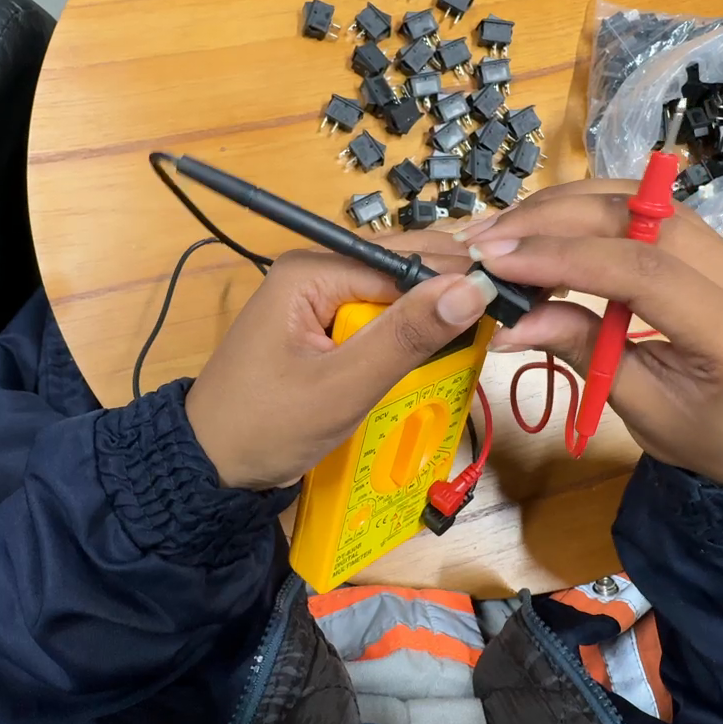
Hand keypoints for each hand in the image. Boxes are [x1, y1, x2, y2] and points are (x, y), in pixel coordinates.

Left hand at [187, 232, 497, 490]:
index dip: (454, 277)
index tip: (510, 297)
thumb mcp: (343, 385)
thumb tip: (473, 287)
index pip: (401, 258)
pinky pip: (376, 315)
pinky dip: (407, 330)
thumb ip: (406, 336)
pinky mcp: (322, 323)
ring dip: (429, 311)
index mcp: (312, 269)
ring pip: (392, 292)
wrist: (212, 466)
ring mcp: (317, 296)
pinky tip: (441, 343)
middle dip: (445, 289)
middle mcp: (316, 269)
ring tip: (484, 328)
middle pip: (398, 268)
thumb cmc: (269, 426)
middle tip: (506, 313)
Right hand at [458, 180, 722, 484]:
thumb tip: (510, 323)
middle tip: (487, 239)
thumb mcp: (643, 410)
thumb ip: (583, 352)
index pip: (644, 270)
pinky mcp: (721, 246)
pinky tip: (546, 225)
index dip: (564, 257)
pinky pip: (649, 211)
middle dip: (555, 220)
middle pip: (643, 217)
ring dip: (568, 206)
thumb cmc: (711, 443)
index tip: (497, 260)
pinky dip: (591, 211)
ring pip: (644, 200)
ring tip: (505, 228)